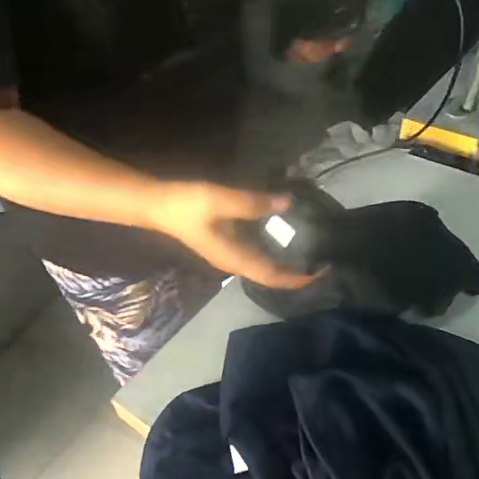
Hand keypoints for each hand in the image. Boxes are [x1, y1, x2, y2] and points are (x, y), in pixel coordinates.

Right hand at [148, 181, 319, 289]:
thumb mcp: (222, 200)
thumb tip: (288, 203)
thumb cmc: (186, 205)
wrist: (155, 204)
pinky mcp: (224, 241)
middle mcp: (233, 261)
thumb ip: (254, 202)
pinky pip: (255, 251)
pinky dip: (273, 247)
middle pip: (271, 275)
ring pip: (263, 264)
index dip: (298, 278)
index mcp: (235, 258)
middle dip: (297, 272)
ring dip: (286, 261)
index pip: (273, 277)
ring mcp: (227, 252)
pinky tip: (282, 232)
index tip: (323, 270)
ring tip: (309, 248)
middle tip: (323, 259)